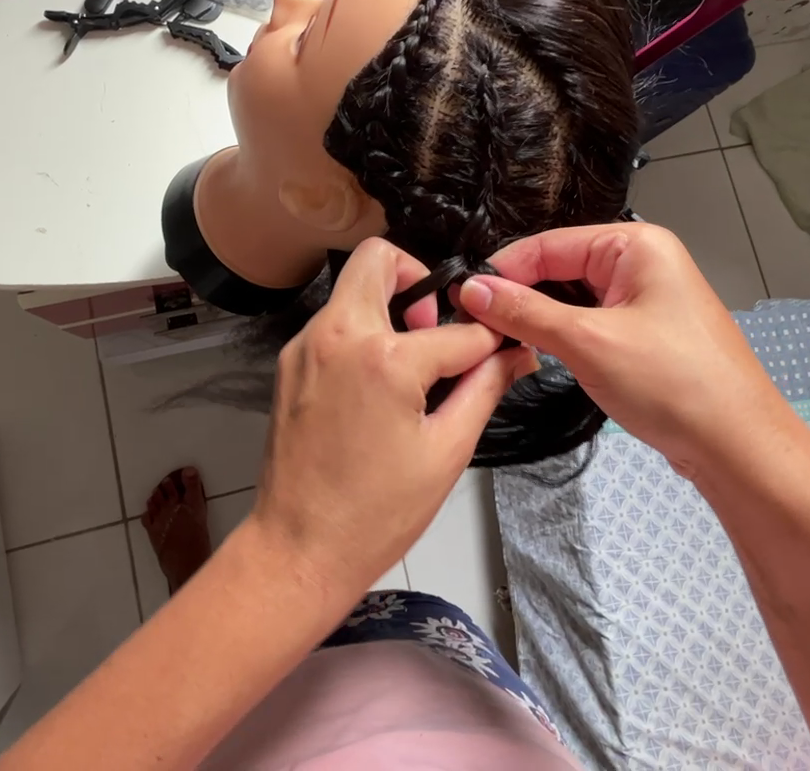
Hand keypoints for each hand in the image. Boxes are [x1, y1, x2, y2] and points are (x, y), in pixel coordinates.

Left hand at [248, 238, 528, 595]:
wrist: (298, 550)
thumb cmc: (378, 512)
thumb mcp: (447, 450)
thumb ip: (485, 388)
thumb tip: (520, 353)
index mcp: (383, 357)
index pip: (455, 331)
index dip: (489, 341)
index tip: (503, 348)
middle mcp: (336, 334)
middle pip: (378, 259)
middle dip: (418, 279)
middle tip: (435, 329)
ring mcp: (305, 346)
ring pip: (352, 290)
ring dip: (388, 307)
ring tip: (412, 364)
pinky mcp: (289, 363)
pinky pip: (333, 324)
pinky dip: (363, 333)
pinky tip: (379, 384)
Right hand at [460, 223, 791, 477]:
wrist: (739, 448)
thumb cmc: (673, 384)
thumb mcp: (588, 342)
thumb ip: (524, 312)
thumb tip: (471, 290)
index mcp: (636, 245)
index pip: (550, 244)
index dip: (503, 269)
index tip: (462, 297)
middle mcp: (643, 262)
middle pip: (560, 268)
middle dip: (519, 294)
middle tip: (475, 324)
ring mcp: (646, 299)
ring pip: (573, 298)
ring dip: (538, 318)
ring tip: (498, 339)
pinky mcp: (645, 333)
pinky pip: (590, 321)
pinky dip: (561, 335)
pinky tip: (536, 352)